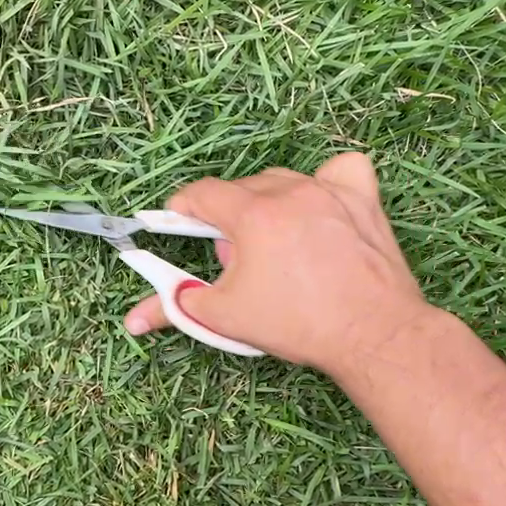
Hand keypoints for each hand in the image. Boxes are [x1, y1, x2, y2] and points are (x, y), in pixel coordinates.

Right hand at [123, 153, 433, 373]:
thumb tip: (133, 319)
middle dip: (223, 217)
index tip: (173, 225)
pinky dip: (322, 184)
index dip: (180, 210)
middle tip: (226, 258)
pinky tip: (315, 208)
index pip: (201, 194)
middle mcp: (292, 192)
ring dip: (263, 203)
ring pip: (282, 181)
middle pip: (240, 188)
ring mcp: (332, 192)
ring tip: (265, 243)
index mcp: (254, 214)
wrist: (372, 333)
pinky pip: (338, 172)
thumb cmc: (294, 323)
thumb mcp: (221, 316)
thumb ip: (173, 306)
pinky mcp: (364, 201)